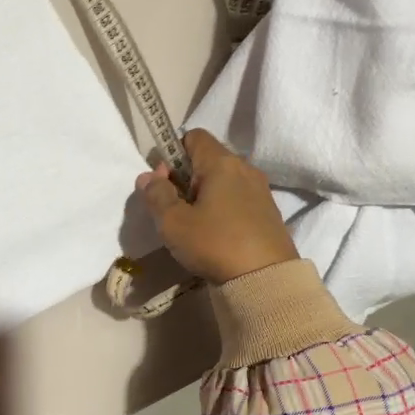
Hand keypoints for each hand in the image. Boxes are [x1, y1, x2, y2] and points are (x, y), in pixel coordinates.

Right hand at [137, 129, 297, 285]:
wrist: (265, 278)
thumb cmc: (214, 243)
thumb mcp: (173, 222)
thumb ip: (156, 194)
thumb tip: (148, 176)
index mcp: (221, 164)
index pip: (194, 137)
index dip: (172, 152)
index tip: (162, 180)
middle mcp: (244, 169)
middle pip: (207, 159)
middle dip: (184, 176)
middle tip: (171, 207)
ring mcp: (259, 189)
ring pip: (221, 180)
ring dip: (201, 194)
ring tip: (190, 223)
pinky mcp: (266, 211)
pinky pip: (235, 197)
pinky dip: (219, 206)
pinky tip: (212, 232)